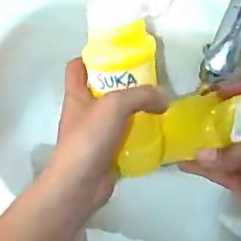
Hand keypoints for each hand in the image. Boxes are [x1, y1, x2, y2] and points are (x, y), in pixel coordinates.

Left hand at [40, 60, 165, 214]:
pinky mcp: (106, 154)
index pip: (77, 66)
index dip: (93, 57)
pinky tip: (158, 133)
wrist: (79, 185)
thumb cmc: (89, 138)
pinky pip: (126, 138)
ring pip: (116, 115)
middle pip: (102, 89)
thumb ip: (141, 96)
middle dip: (124, 84)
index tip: (119, 56)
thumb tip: (164, 100)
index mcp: (76, 95)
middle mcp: (83, 112)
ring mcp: (94, 135)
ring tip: (159, 106)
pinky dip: (140, 135)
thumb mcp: (115, 105)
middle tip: (150, 81)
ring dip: (136, 111)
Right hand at [178, 82, 240, 240]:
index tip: (215, 89)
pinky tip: (182, 161)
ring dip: (203, 140)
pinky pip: (216, 169)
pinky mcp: (240, 181)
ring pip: (222, 145)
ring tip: (179, 133)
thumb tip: (201, 156)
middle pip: (236, 118)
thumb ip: (236, 150)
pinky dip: (200, 166)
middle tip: (189, 109)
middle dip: (213, 113)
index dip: (239, 86)